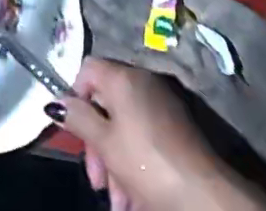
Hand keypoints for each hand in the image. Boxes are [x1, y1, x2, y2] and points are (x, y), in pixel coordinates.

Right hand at [49, 58, 265, 210]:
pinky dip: (137, 163)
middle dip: (97, 144)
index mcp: (124, 78)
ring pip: (127, 127)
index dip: (75, 96)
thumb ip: (78, 118)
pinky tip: (137, 199)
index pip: (88, 69)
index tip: (75, 131)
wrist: (209, 199)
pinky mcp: (181, 130)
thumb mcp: (105, 143)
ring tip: (120, 204)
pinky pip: (147, 138)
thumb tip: (56, 102)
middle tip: (98, 181)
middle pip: (107, 103)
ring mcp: (165, 106)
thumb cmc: (148, 164)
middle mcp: (145, 83)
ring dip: (117, 163)